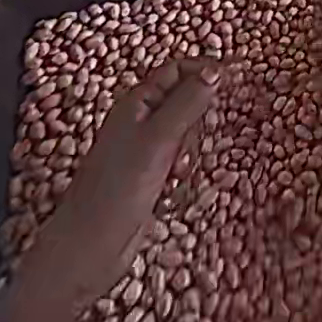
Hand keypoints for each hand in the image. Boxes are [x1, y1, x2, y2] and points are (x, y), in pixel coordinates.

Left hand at [0, 60, 218, 321]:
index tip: (234, 76)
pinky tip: (171, 188)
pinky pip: (178, 160)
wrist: (87, 251)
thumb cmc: (119, 189)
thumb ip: (188, 103)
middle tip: (195, 138)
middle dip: (196, 117)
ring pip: (184, 132)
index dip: (204, 69)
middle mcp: (140, 119)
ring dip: (189, 148)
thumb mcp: (159, 139)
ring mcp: (144, 149)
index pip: (177, 70)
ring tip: (178, 171)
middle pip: (184, 99)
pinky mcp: (149, 176)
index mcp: (137, 101)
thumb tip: (215, 71)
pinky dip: (181, 171)